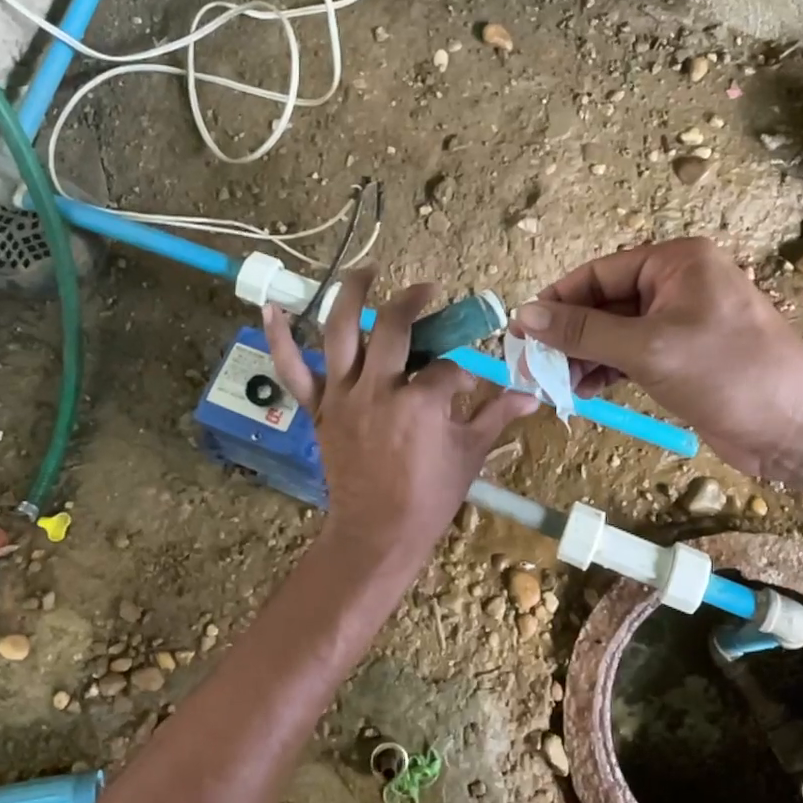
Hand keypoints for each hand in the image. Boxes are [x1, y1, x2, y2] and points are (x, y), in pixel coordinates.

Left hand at [263, 269, 537, 556]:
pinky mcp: (318, 409)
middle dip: (413, 302)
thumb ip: (497, 415)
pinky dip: (279, 339)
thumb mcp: (470, 453)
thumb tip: (531, 394)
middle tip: (426, 291)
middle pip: (393, 327)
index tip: (462, 388)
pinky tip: (271, 308)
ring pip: (340, 332)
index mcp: (421, 402)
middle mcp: (378, 389)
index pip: (446, 367)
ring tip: (365, 270)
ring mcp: (343, 396)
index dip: (458, 374)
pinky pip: (293, 371)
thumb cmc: (430, 497)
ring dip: (351, 294)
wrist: (378, 533)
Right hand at [510, 238, 802, 475]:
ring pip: (615, 333)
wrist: (799, 430)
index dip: (557, 301)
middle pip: (604, 303)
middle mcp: (677, 285)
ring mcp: (681, 323)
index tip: (521, 331)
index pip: (599, 273)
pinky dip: (606, 372)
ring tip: (554, 386)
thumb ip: (584, 331)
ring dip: (583, 357)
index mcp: (676, 262)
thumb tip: (525, 316)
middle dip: (569, 335)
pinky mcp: (683, 358)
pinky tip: (583, 392)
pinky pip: (631, 356)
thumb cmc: (730, 373)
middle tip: (532, 365)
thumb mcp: (649, 348)